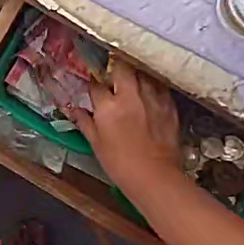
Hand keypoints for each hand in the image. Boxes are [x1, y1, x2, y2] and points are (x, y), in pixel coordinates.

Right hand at [68, 60, 180, 190]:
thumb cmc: (120, 164)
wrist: (155, 177)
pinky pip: (159, 86)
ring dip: (135, 75)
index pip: (96, 84)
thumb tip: (74, 110)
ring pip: (143, 73)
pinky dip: (152, 86)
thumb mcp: (96, 144)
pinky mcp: (169, 105)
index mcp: (108, 106)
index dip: (92, 82)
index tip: (92, 84)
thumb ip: (85, 122)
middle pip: (122, 68)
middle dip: (115, 68)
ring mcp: (153, 98)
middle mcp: (131, 96)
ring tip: (131, 82)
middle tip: (113, 77)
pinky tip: (148, 94)